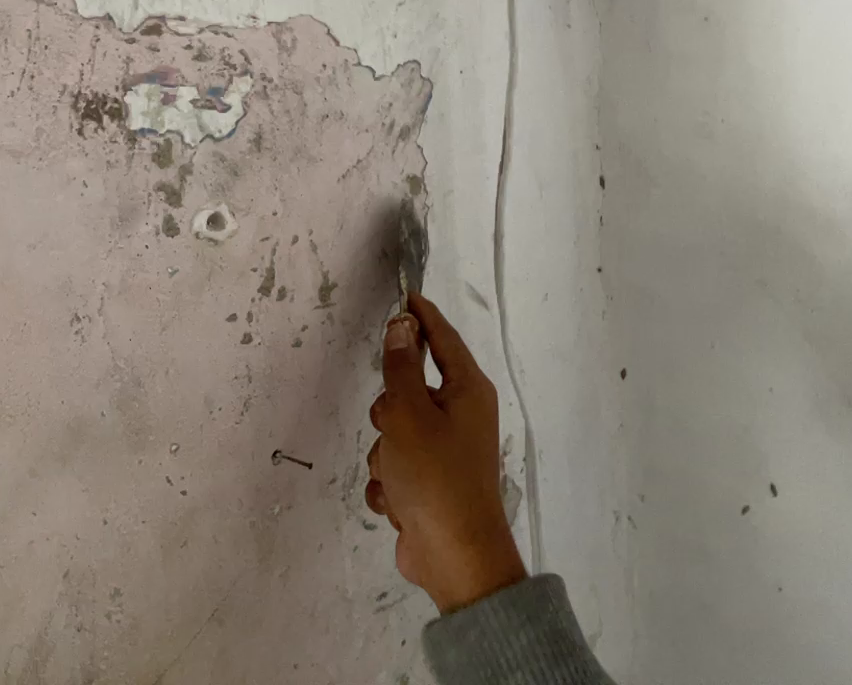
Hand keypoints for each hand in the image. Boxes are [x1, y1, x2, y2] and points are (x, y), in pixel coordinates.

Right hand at [366, 291, 527, 612]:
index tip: (403, 294)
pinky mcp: (428, 481)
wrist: (453, 557)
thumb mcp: (409, 413)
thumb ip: (400, 366)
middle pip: (410, 386)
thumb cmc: (436, 475)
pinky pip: (394, 464)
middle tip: (391, 424)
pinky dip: (389, 480)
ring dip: (385, 451)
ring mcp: (444, 450)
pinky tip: (398, 501)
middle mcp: (460, 414)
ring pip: (394, 428)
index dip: (421, 315)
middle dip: (390, 407)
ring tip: (397, 473)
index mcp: (466, 390)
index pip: (442, 338)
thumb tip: (403, 324)